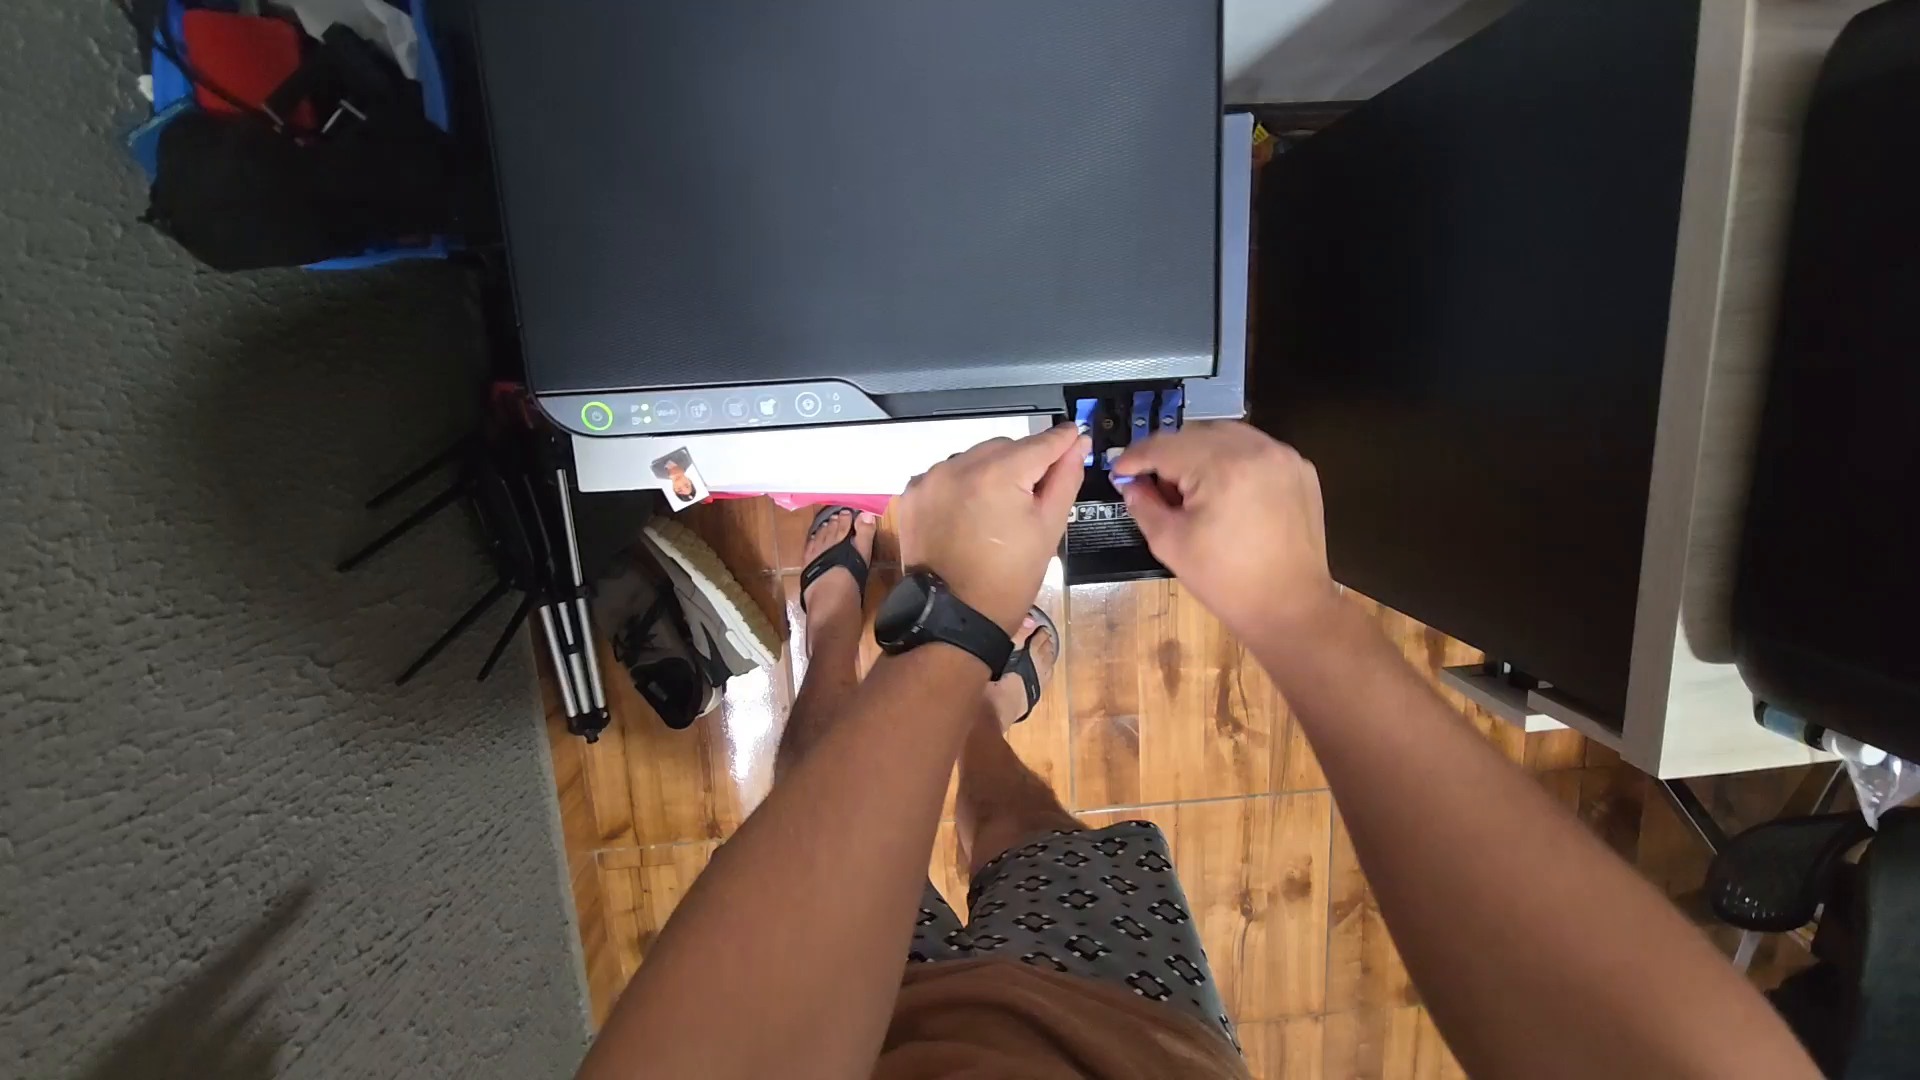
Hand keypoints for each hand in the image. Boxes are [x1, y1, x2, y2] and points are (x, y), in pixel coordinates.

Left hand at [898, 424, 1087, 632]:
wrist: (955, 617)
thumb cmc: (1009, 579)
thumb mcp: (1048, 529)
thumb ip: (1065, 479)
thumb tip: (1077, 444)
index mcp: (997, 474)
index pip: (1040, 443)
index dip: (1062, 440)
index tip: (1075, 435)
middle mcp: (959, 466)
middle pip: (1005, 447)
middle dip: (1024, 462)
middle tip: (1036, 491)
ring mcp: (931, 479)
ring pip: (974, 458)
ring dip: (991, 472)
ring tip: (999, 508)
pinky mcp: (913, 494)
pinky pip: (947, 475)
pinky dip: (962, 485)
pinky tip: (971, 512)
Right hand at [1112, 421, 1335, 639]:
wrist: (1289, 606)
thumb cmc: (1225, 580)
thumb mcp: (1169, 543)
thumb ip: (1144, 505)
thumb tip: (1130, 483)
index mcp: (1221, 468)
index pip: (1164, 446)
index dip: (1135, 457)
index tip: (1119, 471)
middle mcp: (1256, 450)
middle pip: (1194, 433)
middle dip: (1167, 455)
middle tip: (1153, 485)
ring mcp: (1283, 457)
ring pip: (1225, 435)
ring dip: (1199, 452)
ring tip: (1190, 488)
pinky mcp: (1299, 469)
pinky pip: (1254, 449)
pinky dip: (1231, 460)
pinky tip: (1224, 491)